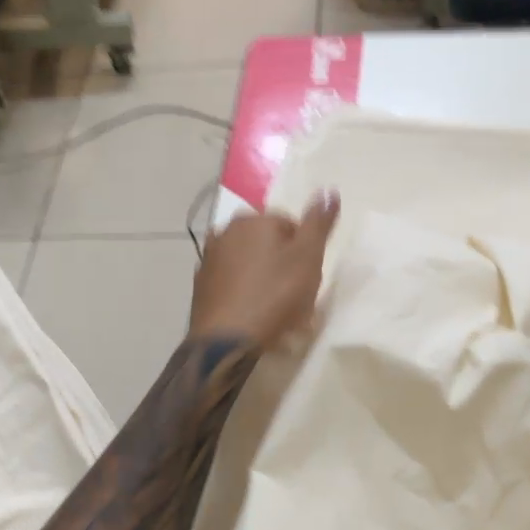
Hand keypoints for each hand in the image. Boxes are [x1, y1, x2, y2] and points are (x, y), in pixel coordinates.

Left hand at [190, 191, 340, 347]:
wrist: (226, 340)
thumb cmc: (274, 296)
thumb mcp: (308, 257)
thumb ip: (319, 223)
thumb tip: (329, 189)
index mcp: (253, 219)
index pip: (290, 225)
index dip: (304, 252)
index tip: (308, 277)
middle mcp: (226, 231)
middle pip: (266, 244)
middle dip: (281, 264)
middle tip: (294, 295)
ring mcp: (208, 259)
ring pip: (247, 264)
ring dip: (261, 280)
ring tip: (273, 309)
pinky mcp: (200, 287)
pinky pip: (230, 284)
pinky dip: (241, 294)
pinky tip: (251, 315)